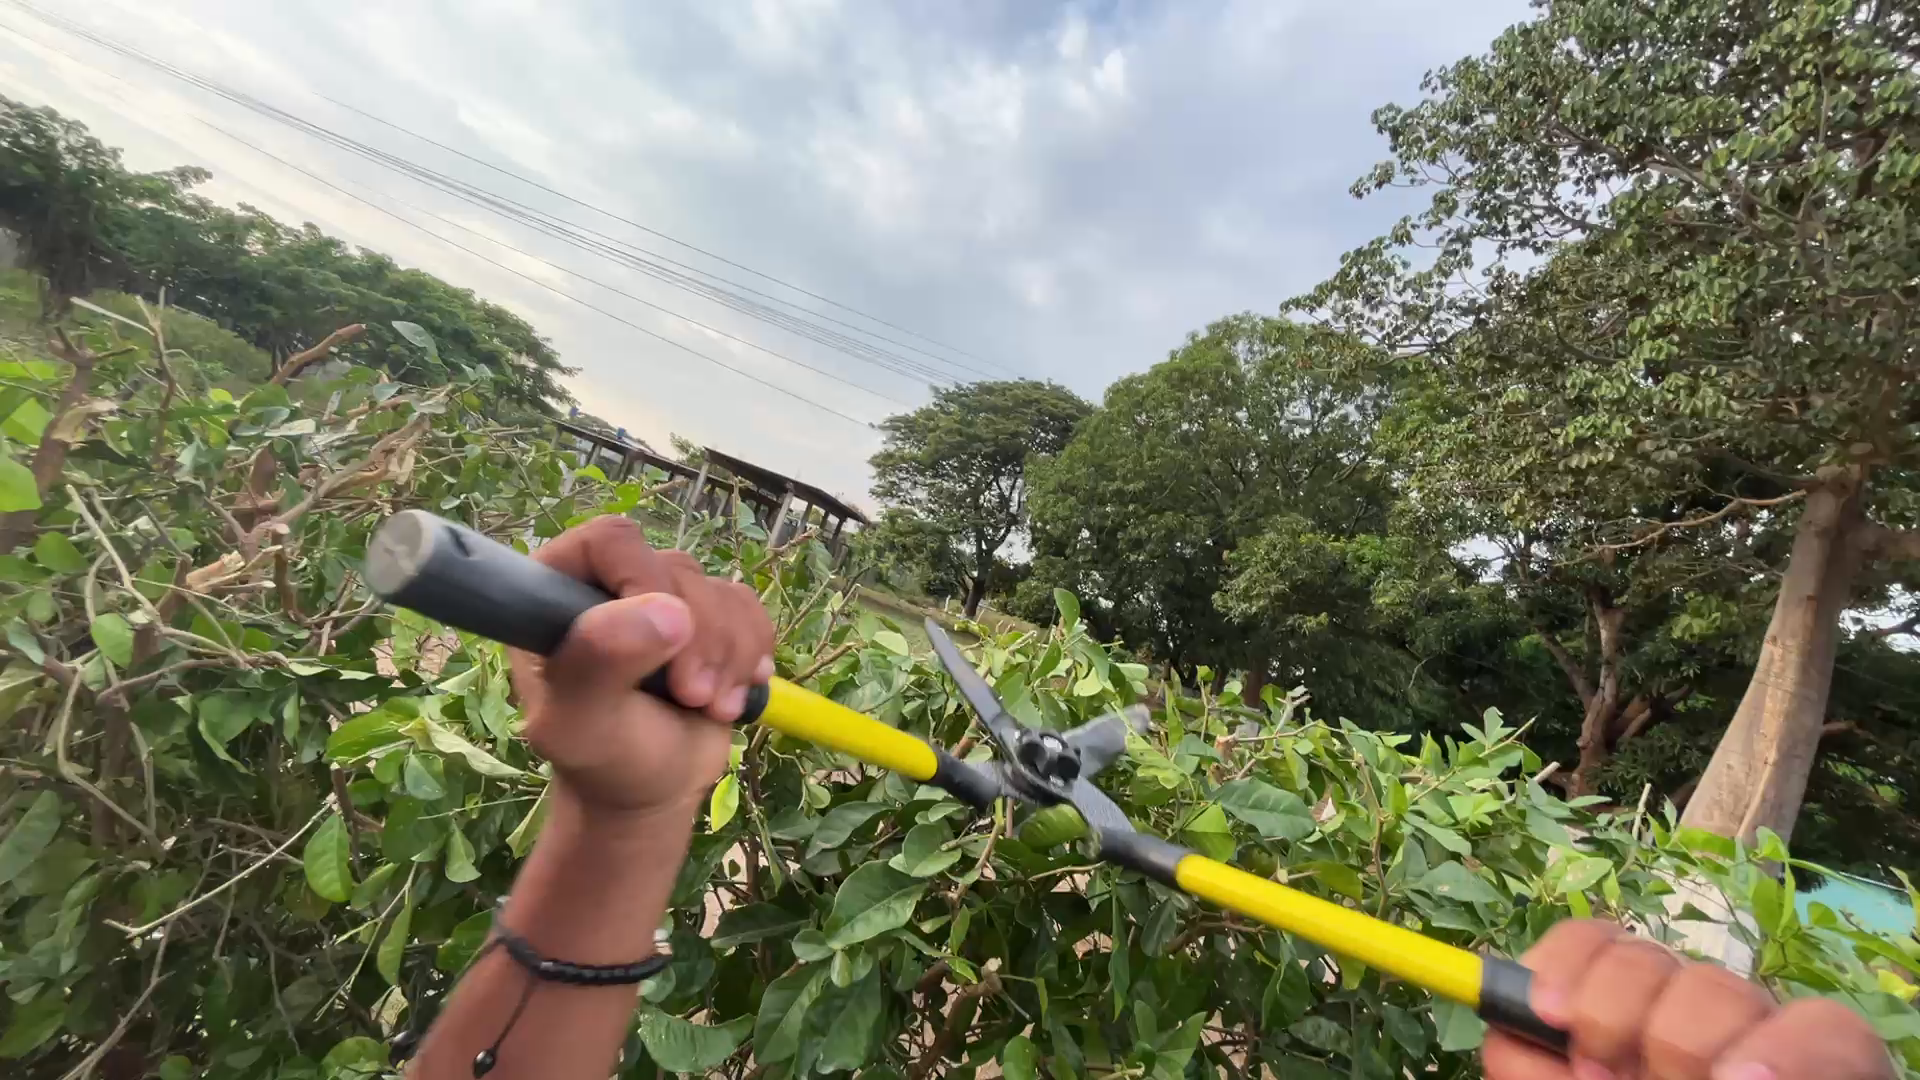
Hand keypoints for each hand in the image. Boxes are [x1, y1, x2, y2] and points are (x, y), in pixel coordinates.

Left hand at [506, 516, 774, 818]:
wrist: (655, 787)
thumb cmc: (605, 759)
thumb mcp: (582, 726)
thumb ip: (600, 665)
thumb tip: (667, 614)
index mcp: (558, 592)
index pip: (611, 541)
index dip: (646, 580)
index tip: (665, 639)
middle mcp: (613, 582)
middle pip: (679, 570)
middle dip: (700, 639)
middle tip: (693, 696)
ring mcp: (666, 596)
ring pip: (721, 592)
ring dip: (731, 655)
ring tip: (712, 706)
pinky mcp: (712, 614)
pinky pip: (750, 607)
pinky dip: (753, 651)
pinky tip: (736, 689)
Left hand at [1486, 919, 1891, 1079]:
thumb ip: (1520, 1051)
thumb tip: (1524, 1013)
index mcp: (1618, 991)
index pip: (1590, 936)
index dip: (1564, 964)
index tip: (1549, 1015)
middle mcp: (1684, 994)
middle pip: (1643, 957)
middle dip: (1612, 1014)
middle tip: (1599, 1074)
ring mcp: (1758, 1023)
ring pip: (1717, 987)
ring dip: (1680, 1041)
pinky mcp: (1834, 1056)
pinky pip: (1825, 1028)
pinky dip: (1785, 1054)